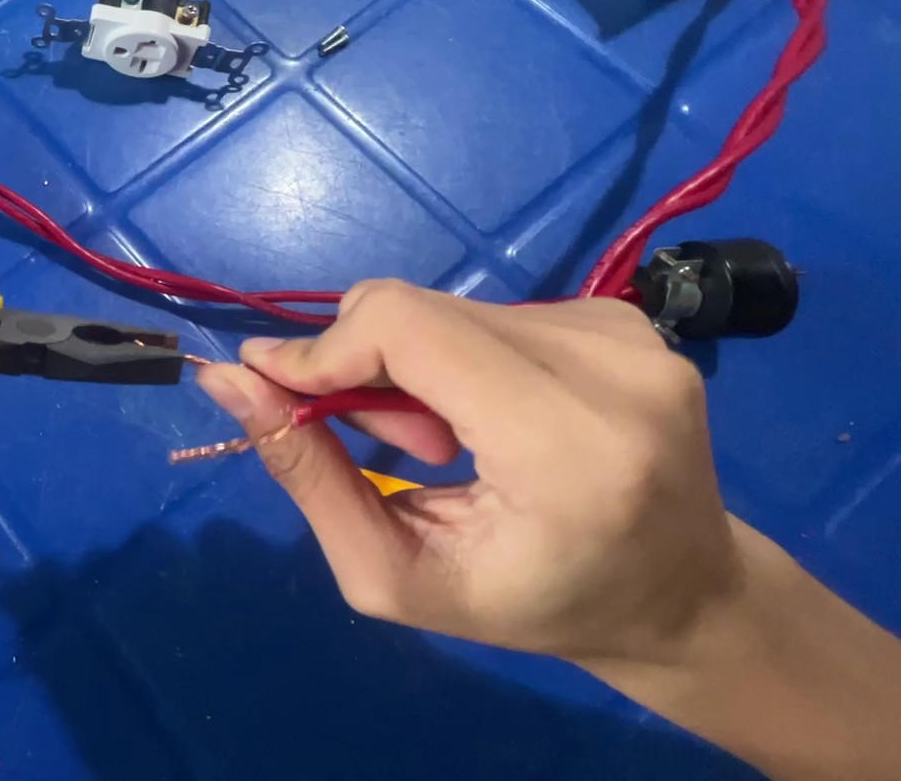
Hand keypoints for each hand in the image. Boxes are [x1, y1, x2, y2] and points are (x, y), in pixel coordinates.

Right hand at [196, 281, 741, 665]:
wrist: (685, 597)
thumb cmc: (529, 604)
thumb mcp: (387, 570)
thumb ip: (301, 469)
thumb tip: (225, 378)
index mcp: (567, 445)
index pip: (403, 326)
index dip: (320, 350)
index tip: (276, 389)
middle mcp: (609, 367)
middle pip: (406, 308)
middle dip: (358, 367)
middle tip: (389, 443)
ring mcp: (621, 332)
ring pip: (430, 305)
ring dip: (401, 365)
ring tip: (443, 439)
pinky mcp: (614, 317)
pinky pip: (469, 308)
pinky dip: (444, 354)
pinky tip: (482, 412)